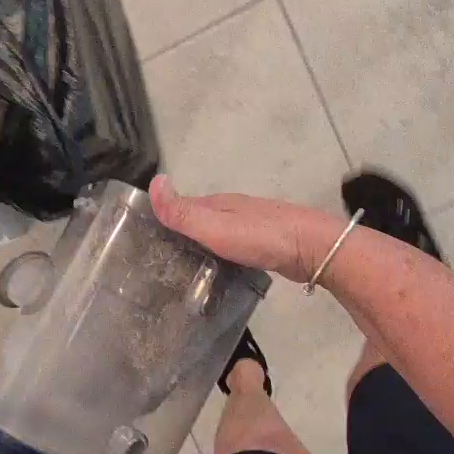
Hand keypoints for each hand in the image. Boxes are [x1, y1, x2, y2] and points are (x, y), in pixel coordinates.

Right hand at [148, 175, 348, 283]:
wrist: (313, 248)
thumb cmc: (260, 237)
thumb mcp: (214, 225)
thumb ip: (182, 211)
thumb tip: (154, 181)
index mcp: (217, 204)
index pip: (180, 206)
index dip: (161, 218)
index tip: (140, 240)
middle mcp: (232, 211)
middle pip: (198, 220)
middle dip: (178, 235)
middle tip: (156, 261)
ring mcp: (251, 227)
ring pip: (216, 235)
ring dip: (199, 247)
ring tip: (181, 270)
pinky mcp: (264, 245)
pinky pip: (232, 249)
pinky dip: (219, 256)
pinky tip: (216, 272)